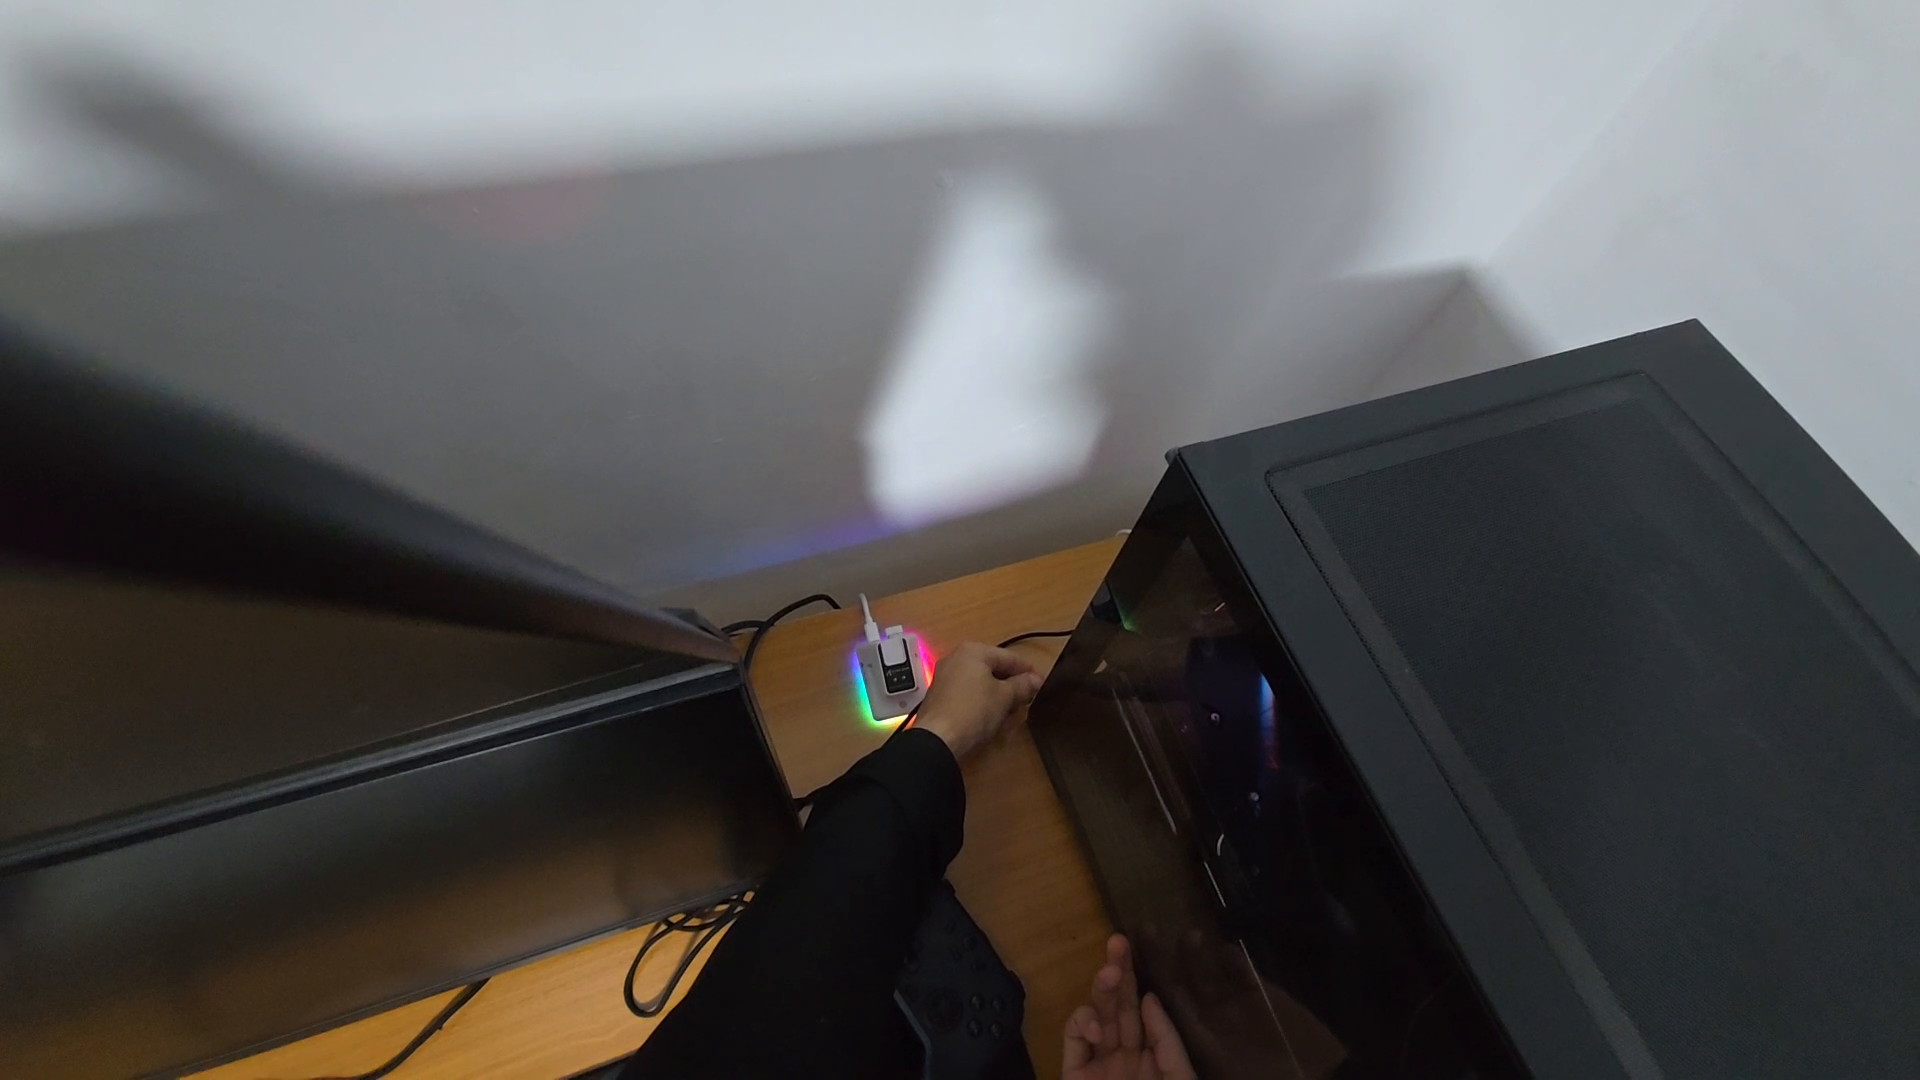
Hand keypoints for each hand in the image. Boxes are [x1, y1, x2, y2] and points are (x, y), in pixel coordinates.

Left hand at [910, 641, 1042, 759]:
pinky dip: (983, 702)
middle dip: (1012, 684)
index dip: (1028, 671)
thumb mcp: (1005, 696)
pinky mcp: (940, 696)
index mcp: (973, 651)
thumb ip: (1023, 685)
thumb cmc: (974, 710)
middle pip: (993, 669)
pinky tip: (993, 717)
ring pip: (981, 683)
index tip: (1042, 683)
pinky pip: (969, 694)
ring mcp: (945, 677)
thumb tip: (1036, 680)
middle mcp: (956, 658)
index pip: (1009, 657)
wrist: (937, 738)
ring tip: (1013, 711)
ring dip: (999, 695)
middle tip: (1028, 698)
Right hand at [1064, 934, 1194, 1079]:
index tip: (1142, 949)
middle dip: (1119, 971)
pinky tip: (1098, 1029)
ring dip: (1102, 987)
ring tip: (1110, 973)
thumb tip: (1150, 997)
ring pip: (1097, 1012)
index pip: (1144, 1010)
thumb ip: (1167, 1042)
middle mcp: (1123, 1052)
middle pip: (1119, 1004)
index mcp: (1151, 1056)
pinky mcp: (1074, 1068)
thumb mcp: (1178, 1077)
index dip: (1141, 981)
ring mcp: (1098, 1059)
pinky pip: (1074, 1034)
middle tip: (1118, 940)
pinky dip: (1083, 1022)